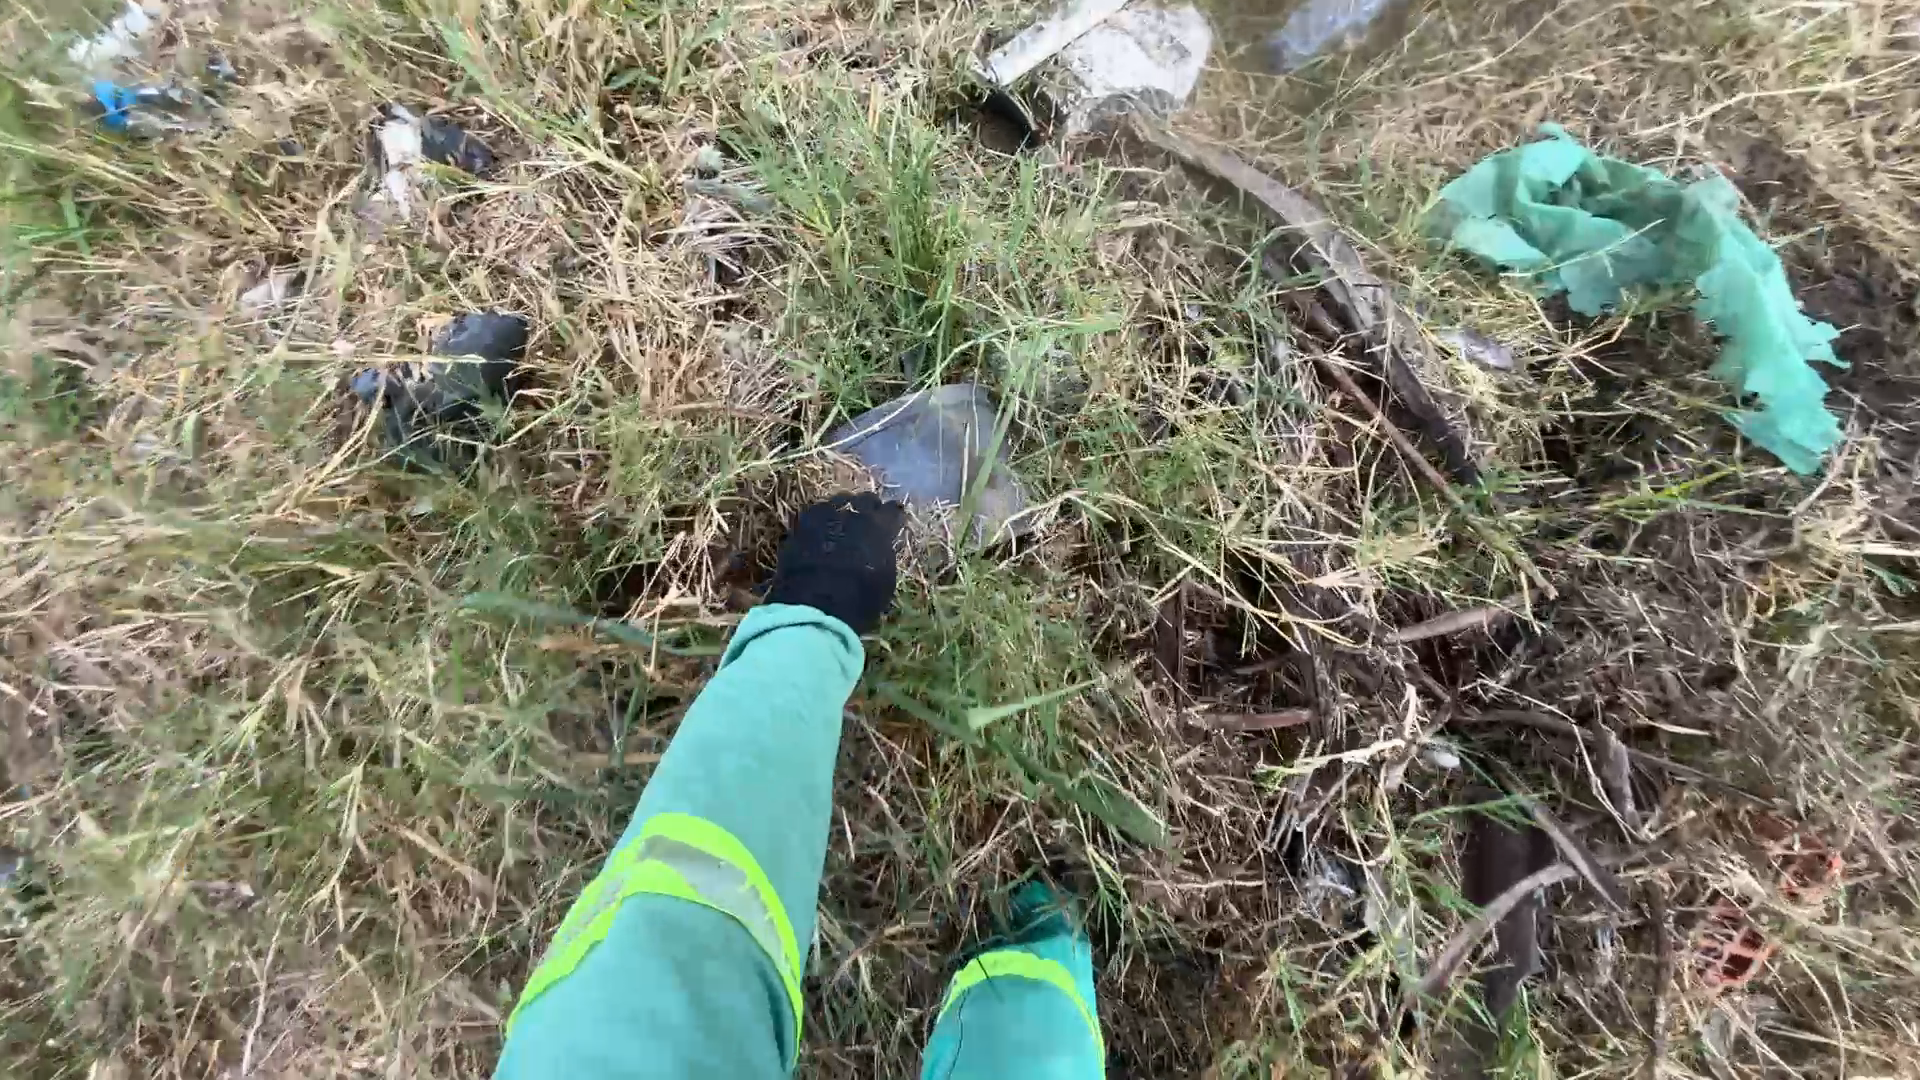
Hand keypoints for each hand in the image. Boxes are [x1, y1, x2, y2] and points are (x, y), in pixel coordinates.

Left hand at [764, 493, 904, 634]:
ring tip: (841, 524)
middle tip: (867, 522)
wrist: (814, 605)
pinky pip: (815, 514)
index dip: (893, 517)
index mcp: (880, 525)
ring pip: (838, 502)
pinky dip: (820, 521)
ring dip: (842, 511)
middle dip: (868, 509)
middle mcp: (854, 512)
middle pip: (865, 500)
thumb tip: (882, 546)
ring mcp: (825, 514)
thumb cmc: (859, 600)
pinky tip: (819, 533)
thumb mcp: (886, 580)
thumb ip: (885, 554)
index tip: (893, 523)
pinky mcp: (800, 523)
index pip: (894, 510)